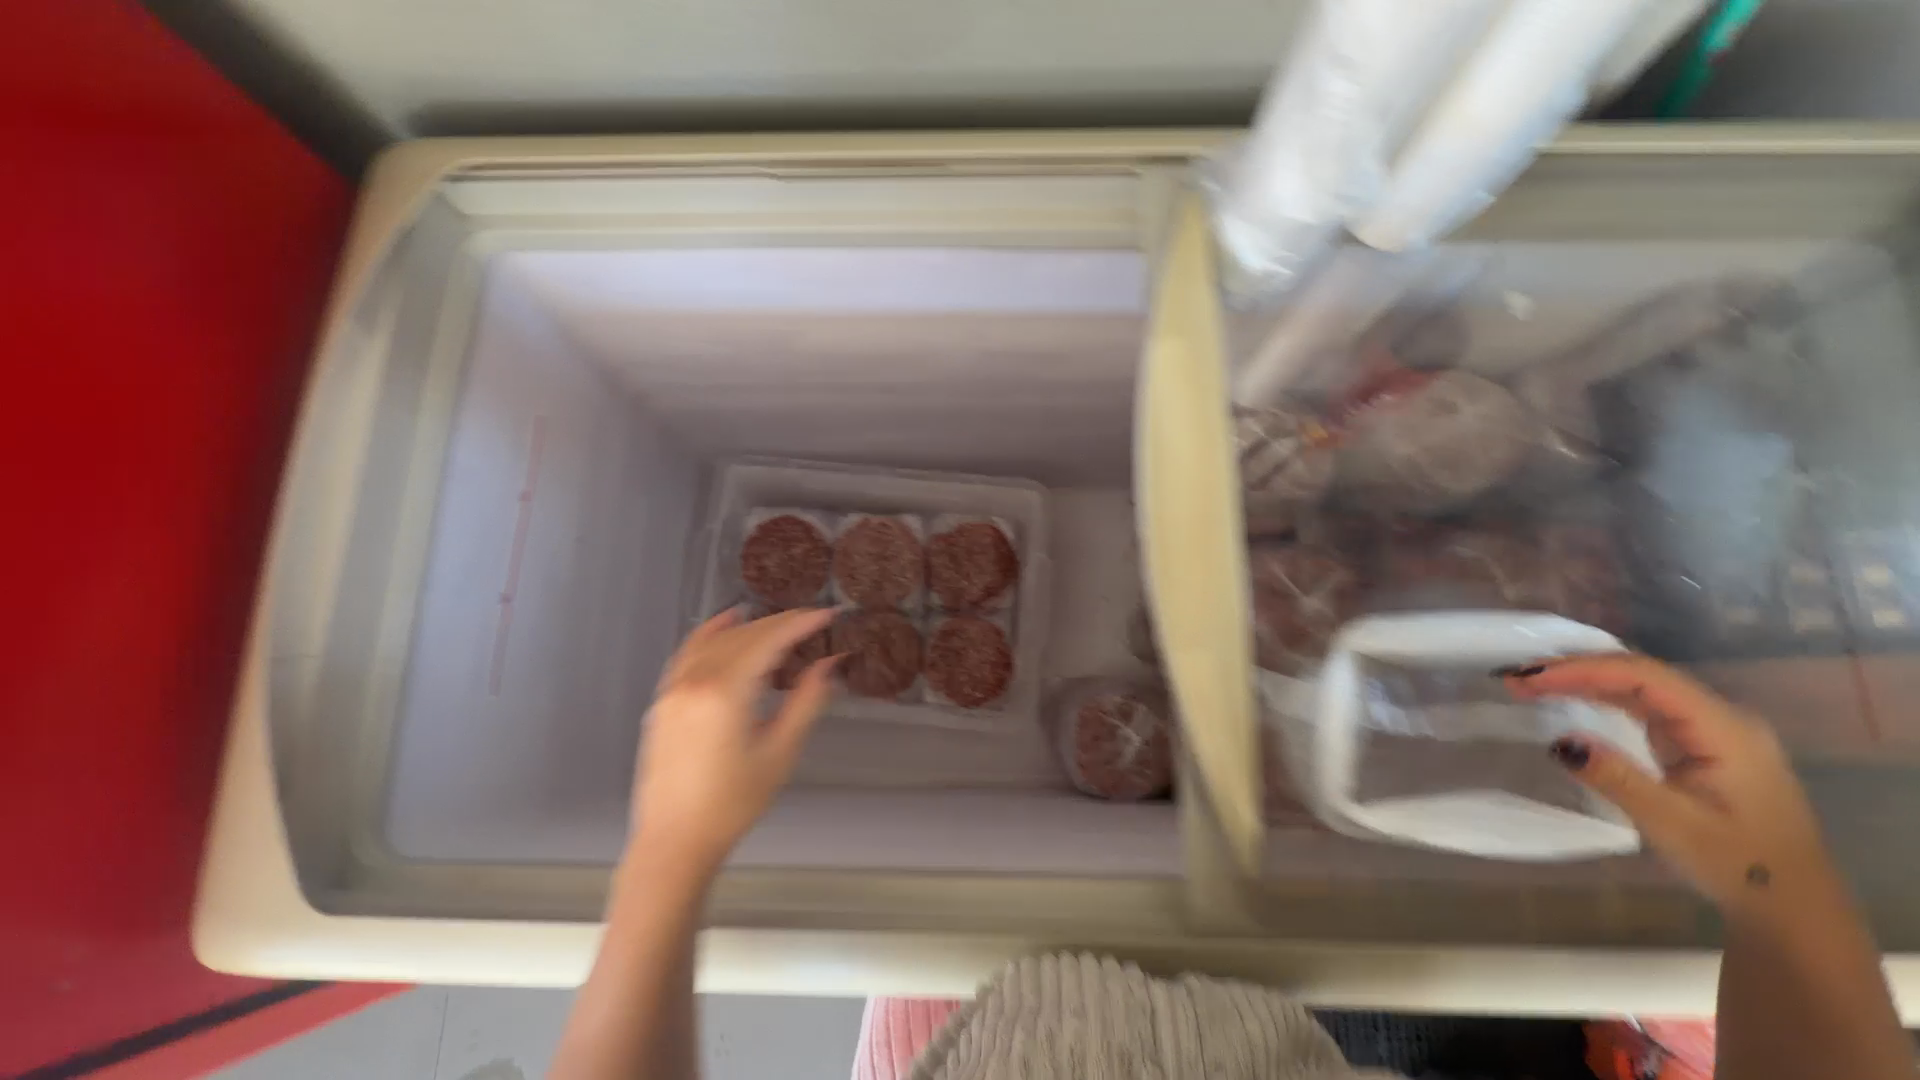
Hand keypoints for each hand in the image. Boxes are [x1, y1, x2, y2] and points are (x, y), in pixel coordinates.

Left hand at [630, 607, 838, 872]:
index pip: (770, 639)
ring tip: (780, 627)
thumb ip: (806, 702)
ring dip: (749, 628)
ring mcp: (674, 689)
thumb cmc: (731, 805)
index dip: (801, 623)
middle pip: (744, 635)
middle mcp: (695, 680)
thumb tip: (827, 666)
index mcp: (726, 691)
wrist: (675, 842)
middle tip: (812, 624)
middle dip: (780, 624)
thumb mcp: (780, 753)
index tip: (826, 616)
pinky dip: (710, 634)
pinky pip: (689, 653)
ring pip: (716, 640)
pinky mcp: (663, 702)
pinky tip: (726, 625)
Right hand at [1505, 654, 1836, 921]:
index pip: (1645, 678)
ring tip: (1531, 683)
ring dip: (1584, 680)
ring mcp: (1711, 729)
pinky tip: (1570, 698)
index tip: (1529, 679)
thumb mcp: (1673, 825)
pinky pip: (1644, 706)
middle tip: (1516, 677)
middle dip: (1576, 669)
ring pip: (1640, 687)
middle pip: (1641, 674)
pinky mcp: (1699, 743)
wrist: (1792, 907)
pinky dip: (1601, 698)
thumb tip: (1560, 740)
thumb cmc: (1738, 865)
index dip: (1584, 670)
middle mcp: (1720, 717)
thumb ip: (1618, 778)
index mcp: (1724, 729)